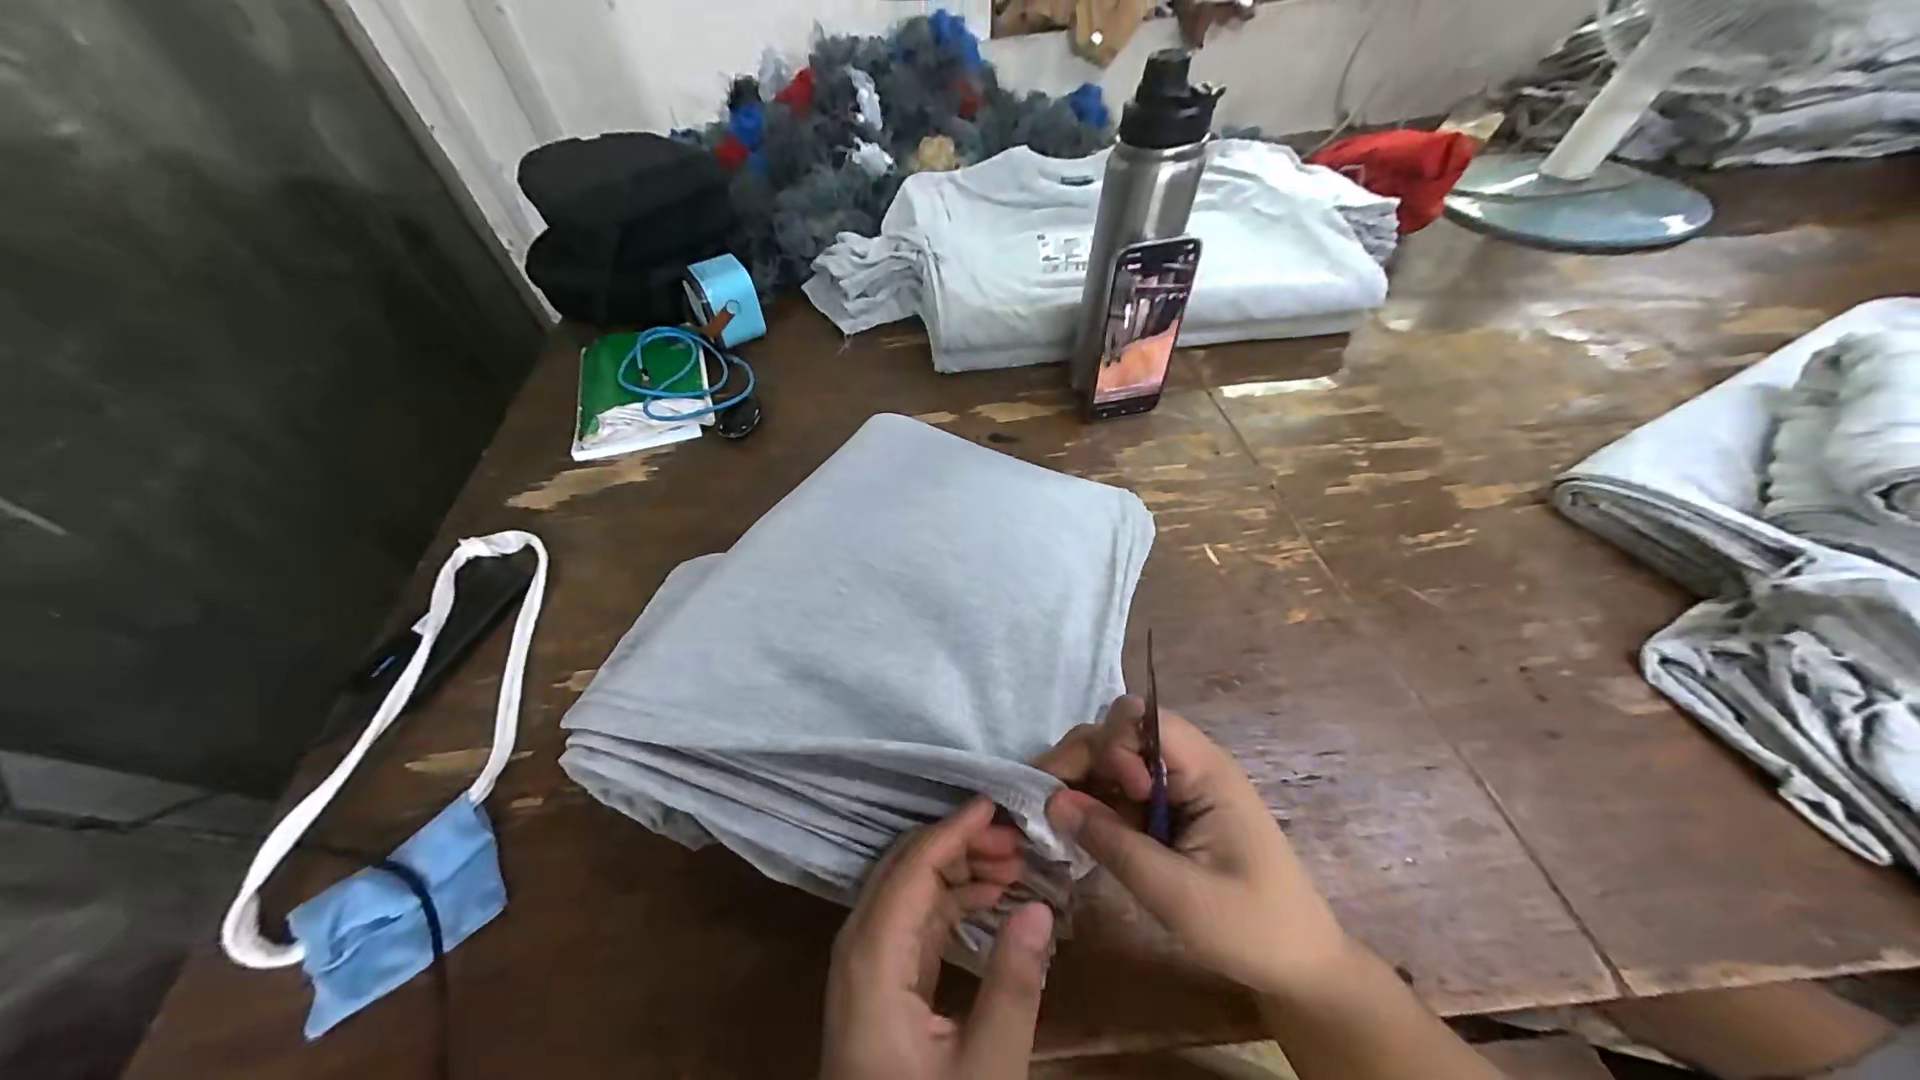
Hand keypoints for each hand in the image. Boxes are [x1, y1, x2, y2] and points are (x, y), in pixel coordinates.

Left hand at [823, 796, 1056, 1079]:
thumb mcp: (985, 1069)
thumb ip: (1013, 986)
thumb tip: (1040, 908)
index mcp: (872, 957)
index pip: (912, 867)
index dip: (953, 829)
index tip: (996, 804)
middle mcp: (860, 946)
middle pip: (906, 868)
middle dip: (959, 843)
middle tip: (1017, 840)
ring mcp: (866, 964)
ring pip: (910, 890)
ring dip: (959, 869)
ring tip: (1014, 864)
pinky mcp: (881, 982)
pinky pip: (914, 920)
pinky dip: (952, 901)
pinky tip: (992, 899)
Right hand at [1036, 696, 1351, 999]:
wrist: (1297, 964)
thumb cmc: (1249, 926)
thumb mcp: (1176, 893)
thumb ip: (1112, 843)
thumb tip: (1052, 801)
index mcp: (1205, 770)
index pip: (1145, 718)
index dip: (1117, 744)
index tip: (1121, 795)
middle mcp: (1188, 766)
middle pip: (1121, 731)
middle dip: (1084, 758)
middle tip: (1055, 804)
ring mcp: (1176, 787)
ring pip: (1114, 757)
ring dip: (1083, 780)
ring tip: (1061, 819)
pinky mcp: (1166, 809)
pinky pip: (1120, 788)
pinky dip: (1094, 801)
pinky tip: (1080, 829)